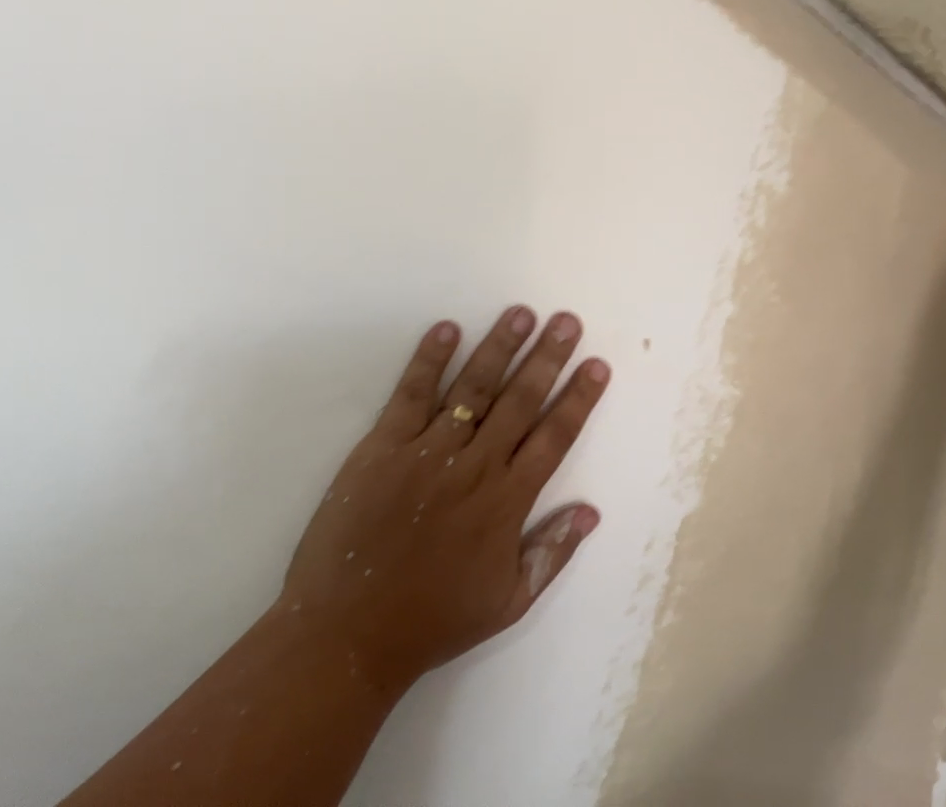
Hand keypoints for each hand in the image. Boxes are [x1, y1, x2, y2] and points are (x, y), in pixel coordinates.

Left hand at [280, 306, 609, 692]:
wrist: (349, 632)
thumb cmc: (433, 621)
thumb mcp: (508, 602)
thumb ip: (552, 554)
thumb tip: (590, 511)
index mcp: (507, 503)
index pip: (553, 438)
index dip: (578, 400)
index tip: (596, 366)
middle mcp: (474, 468)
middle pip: (519, 402)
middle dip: (547, 358)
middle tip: (567, 320)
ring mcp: (427, 453)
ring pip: (473, 390)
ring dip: (499, 348)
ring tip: (521, 314)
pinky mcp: (381, 449)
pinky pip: (410, 396)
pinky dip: (428, 361)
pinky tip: (447, 330)